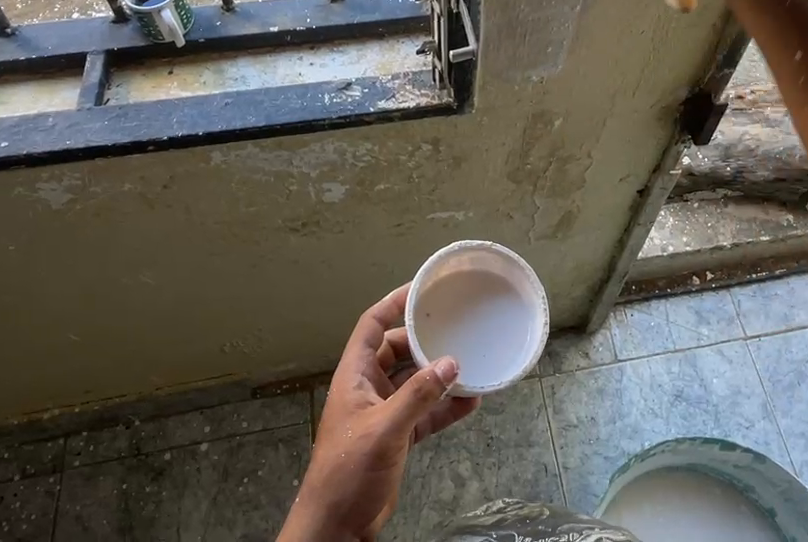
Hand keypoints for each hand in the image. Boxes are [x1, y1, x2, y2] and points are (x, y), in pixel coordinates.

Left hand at [280, 284, 480, 541]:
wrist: (336, 525)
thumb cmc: (348, 470)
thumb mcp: (385, 428)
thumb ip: (418, 395)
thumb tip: (452, 362)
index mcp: (355, 375)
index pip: (372, 325)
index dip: (394, 303)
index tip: (423, 289)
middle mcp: (369, 387)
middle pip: (398, 350)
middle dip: (425, 340)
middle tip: (455, 328)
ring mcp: (383, 412)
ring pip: (415, 382)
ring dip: (440, 375)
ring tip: (471, 363)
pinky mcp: (397, 437)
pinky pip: (425, 412)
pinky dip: (445, 407)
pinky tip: (471, 402)